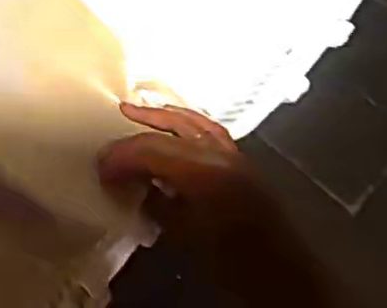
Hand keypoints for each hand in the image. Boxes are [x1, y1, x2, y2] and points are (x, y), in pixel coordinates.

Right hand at [96, 104, 272, 249]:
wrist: (285, 276)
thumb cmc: (234, 261)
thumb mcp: (188, 238)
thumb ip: (158, 205)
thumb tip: (133, 186)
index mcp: (202, 172)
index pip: (151, 150)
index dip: (122, 156)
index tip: (101, 167)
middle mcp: (217, 152)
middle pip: (167, 131)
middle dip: (136, 134)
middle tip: (111, 140)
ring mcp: (231, 151)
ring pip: (189, 119)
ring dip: (160, 115)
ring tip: (134, 111)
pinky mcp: (239, 156)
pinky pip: (207, 126)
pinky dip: (186, 120)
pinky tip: (174, 120)